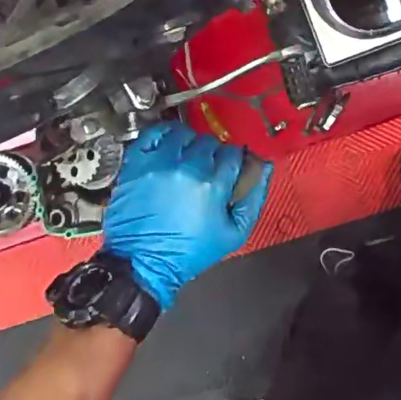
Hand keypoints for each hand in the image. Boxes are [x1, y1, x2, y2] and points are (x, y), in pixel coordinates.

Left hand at [101, 122, 272, 309]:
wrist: (141, 265)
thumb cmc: (186, 252)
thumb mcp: (235, 233)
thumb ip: (255, 197)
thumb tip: (264, 170)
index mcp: (213, 185)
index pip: (233, 153)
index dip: (236, 159)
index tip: (233, 166)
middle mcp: (187, 169)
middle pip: (210, 142)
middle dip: (214, 153)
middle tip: (211, 167)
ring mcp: (159, 165)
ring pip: (184, 134)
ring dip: (191, 142)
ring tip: (190, 155)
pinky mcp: (136, 167)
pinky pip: (152, 135)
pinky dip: (163, 134)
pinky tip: (169, 144)